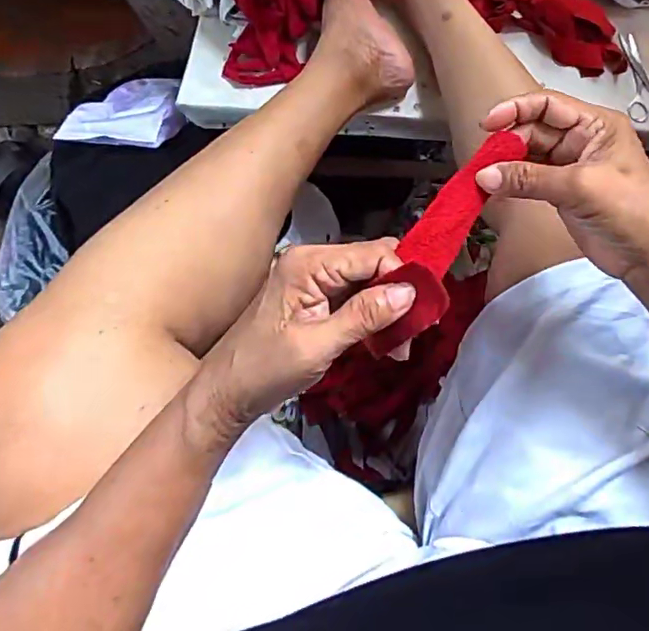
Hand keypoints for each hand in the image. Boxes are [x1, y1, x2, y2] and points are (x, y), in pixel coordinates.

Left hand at [191, 240, 416, 431]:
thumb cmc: (263, 370)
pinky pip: (356, 296)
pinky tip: (383, 341)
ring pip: (368, 280)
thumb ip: (363, 316)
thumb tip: (408, 292)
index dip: (401, 276)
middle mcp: (312, 260)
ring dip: (388, 308)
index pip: (371, 253)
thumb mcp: (317, 346)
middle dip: (398, 293)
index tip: (421, 310)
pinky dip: (373, 315)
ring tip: (399, 345)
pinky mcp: (316, 297)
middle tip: (413, 332)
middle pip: (372, 263)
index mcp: (307, 262)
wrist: (226, 393)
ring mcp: (313, 278)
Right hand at [475, 91, 648, 280]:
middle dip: (508, 140)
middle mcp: (582, 139)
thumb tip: (485, 175)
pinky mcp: (562, 190)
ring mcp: (571, 165)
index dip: (516, 109)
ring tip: (484, 174)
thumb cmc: (633, 211)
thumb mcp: (581, 187)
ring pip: (528, 153)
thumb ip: (530, 178)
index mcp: (596, 125)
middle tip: (485, 159)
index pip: (548, 104)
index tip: (489, 123)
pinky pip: (529, 177)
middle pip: (534, 128)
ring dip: (506, 163)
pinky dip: (511, 181)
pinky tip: (494, 187)